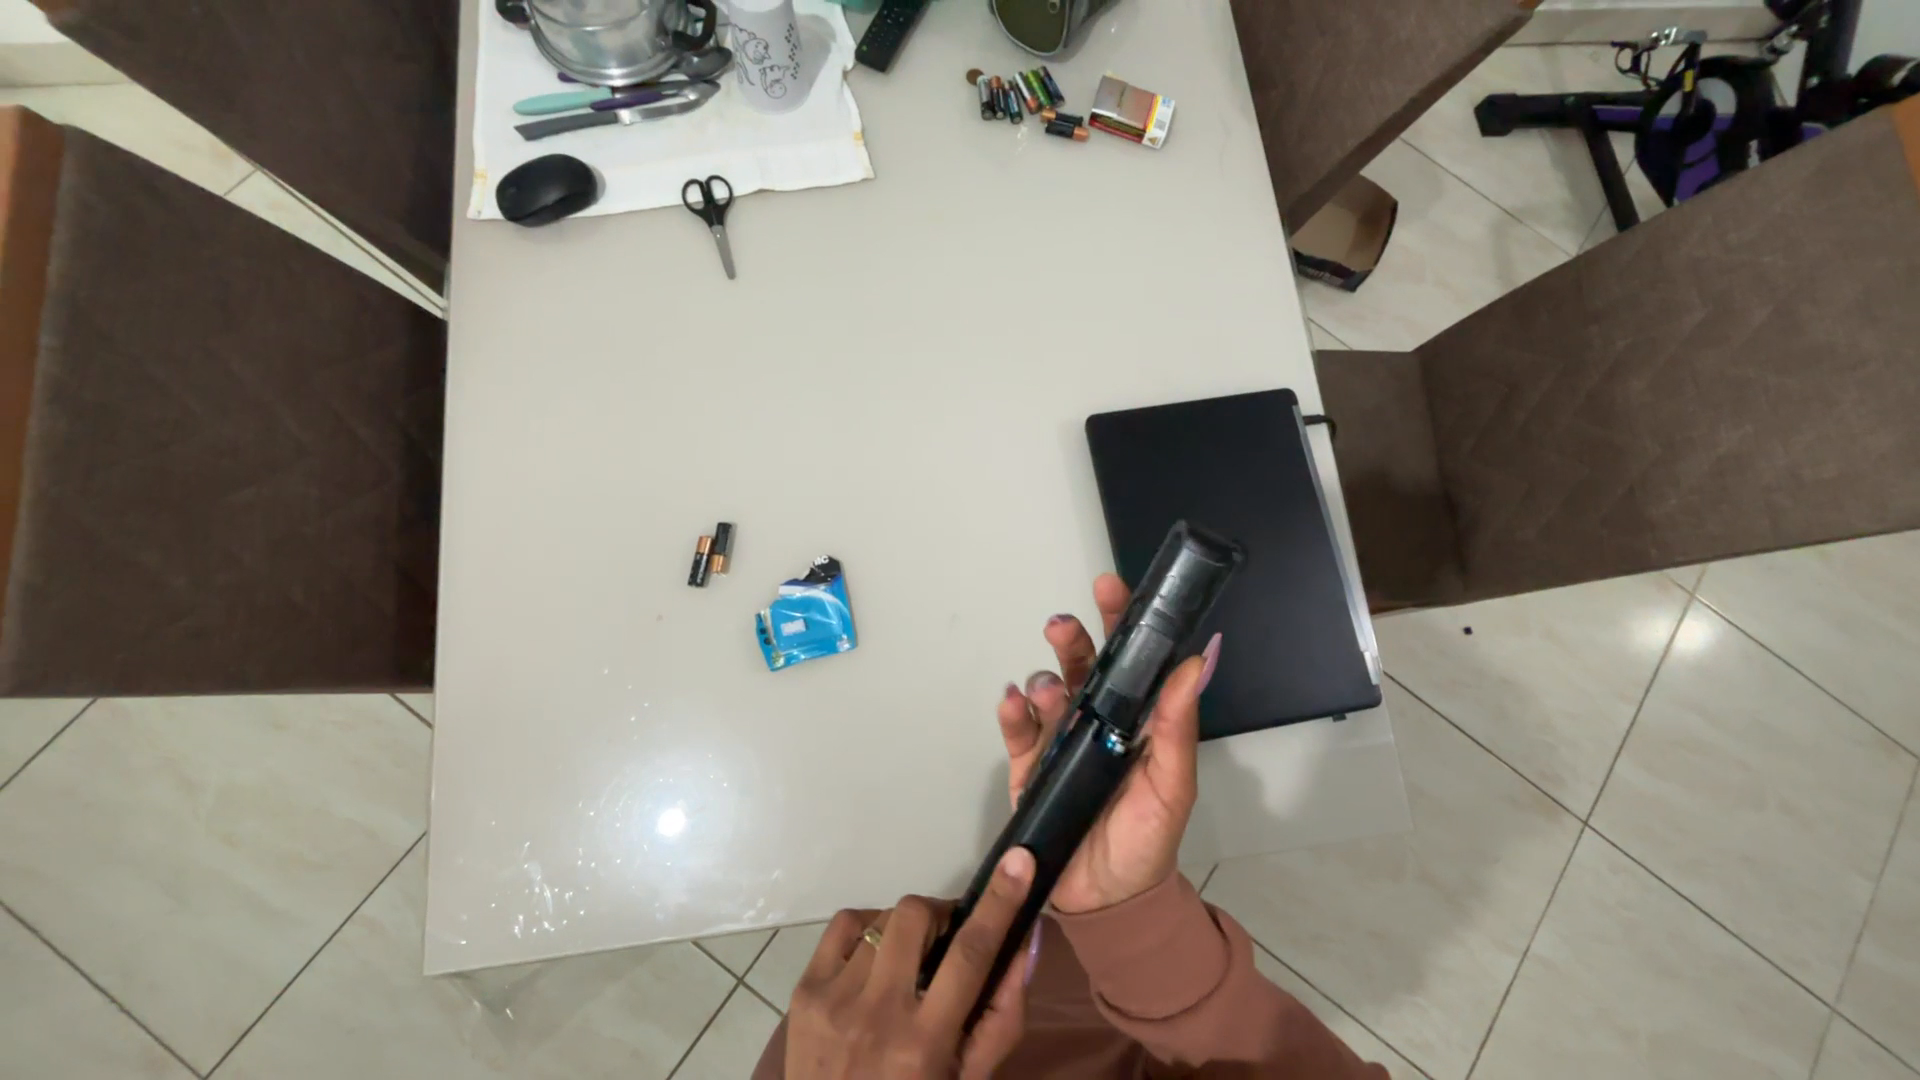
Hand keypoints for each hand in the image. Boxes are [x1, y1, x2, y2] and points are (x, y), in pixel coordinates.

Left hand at [785, 849, 1036, 1078]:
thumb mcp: (969, 1079)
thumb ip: (1001, 1015)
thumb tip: (1022, 940)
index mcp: (925, 1043)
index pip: (971, 954)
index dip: (999, 901)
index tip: (1020, 859)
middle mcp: (877, 1013)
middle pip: (915, 915)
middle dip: (938, 916)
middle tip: (944, 941)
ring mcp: (834, 999)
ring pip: (882, 918)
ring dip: (904, 931)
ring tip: (904, 965)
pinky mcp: (805, 991)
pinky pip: (845, 924)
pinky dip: (868, 929)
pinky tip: (873, 960)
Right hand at [996, 574, 1219, 914]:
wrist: (1106, 900)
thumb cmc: (1147, 840)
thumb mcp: (1173, 786)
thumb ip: (1178, 728)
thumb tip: (1194, 663)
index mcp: (1135, 720)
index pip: (1129, 662)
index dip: (1120, 622)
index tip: (1109, 587)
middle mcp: (1095, 720)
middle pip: (1082, 668)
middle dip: (1072, 642)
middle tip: (1062, 626)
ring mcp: (1058, 740)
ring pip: (1047, 693)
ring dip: (1045, 680)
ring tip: (1048, 690)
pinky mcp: (1028, 765)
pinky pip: (1017, 730)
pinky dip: (1013, 711)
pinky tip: (1015, 701)